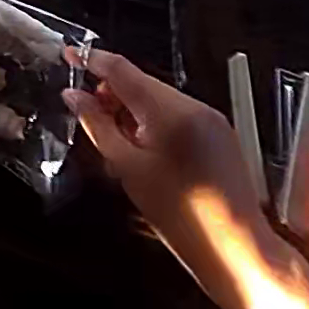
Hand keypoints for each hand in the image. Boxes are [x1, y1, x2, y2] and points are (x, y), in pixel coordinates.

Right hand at [62, 48, 259, 232]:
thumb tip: (73, 96)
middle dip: (111, 92)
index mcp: (169, 110)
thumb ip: (97, 125)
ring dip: (132, 108)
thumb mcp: (128, 170)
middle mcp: (192, 104)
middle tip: (91, 115)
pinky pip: (176, 112)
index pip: (121, 69)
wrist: (238, 253)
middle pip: (140, 82)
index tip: (69, 54)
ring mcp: (209, 116)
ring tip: (119, 141)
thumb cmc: (179, 216)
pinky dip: (154, 120)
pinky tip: (145, 149)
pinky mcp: (218, 131)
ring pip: (157, 98)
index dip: (91, 59)